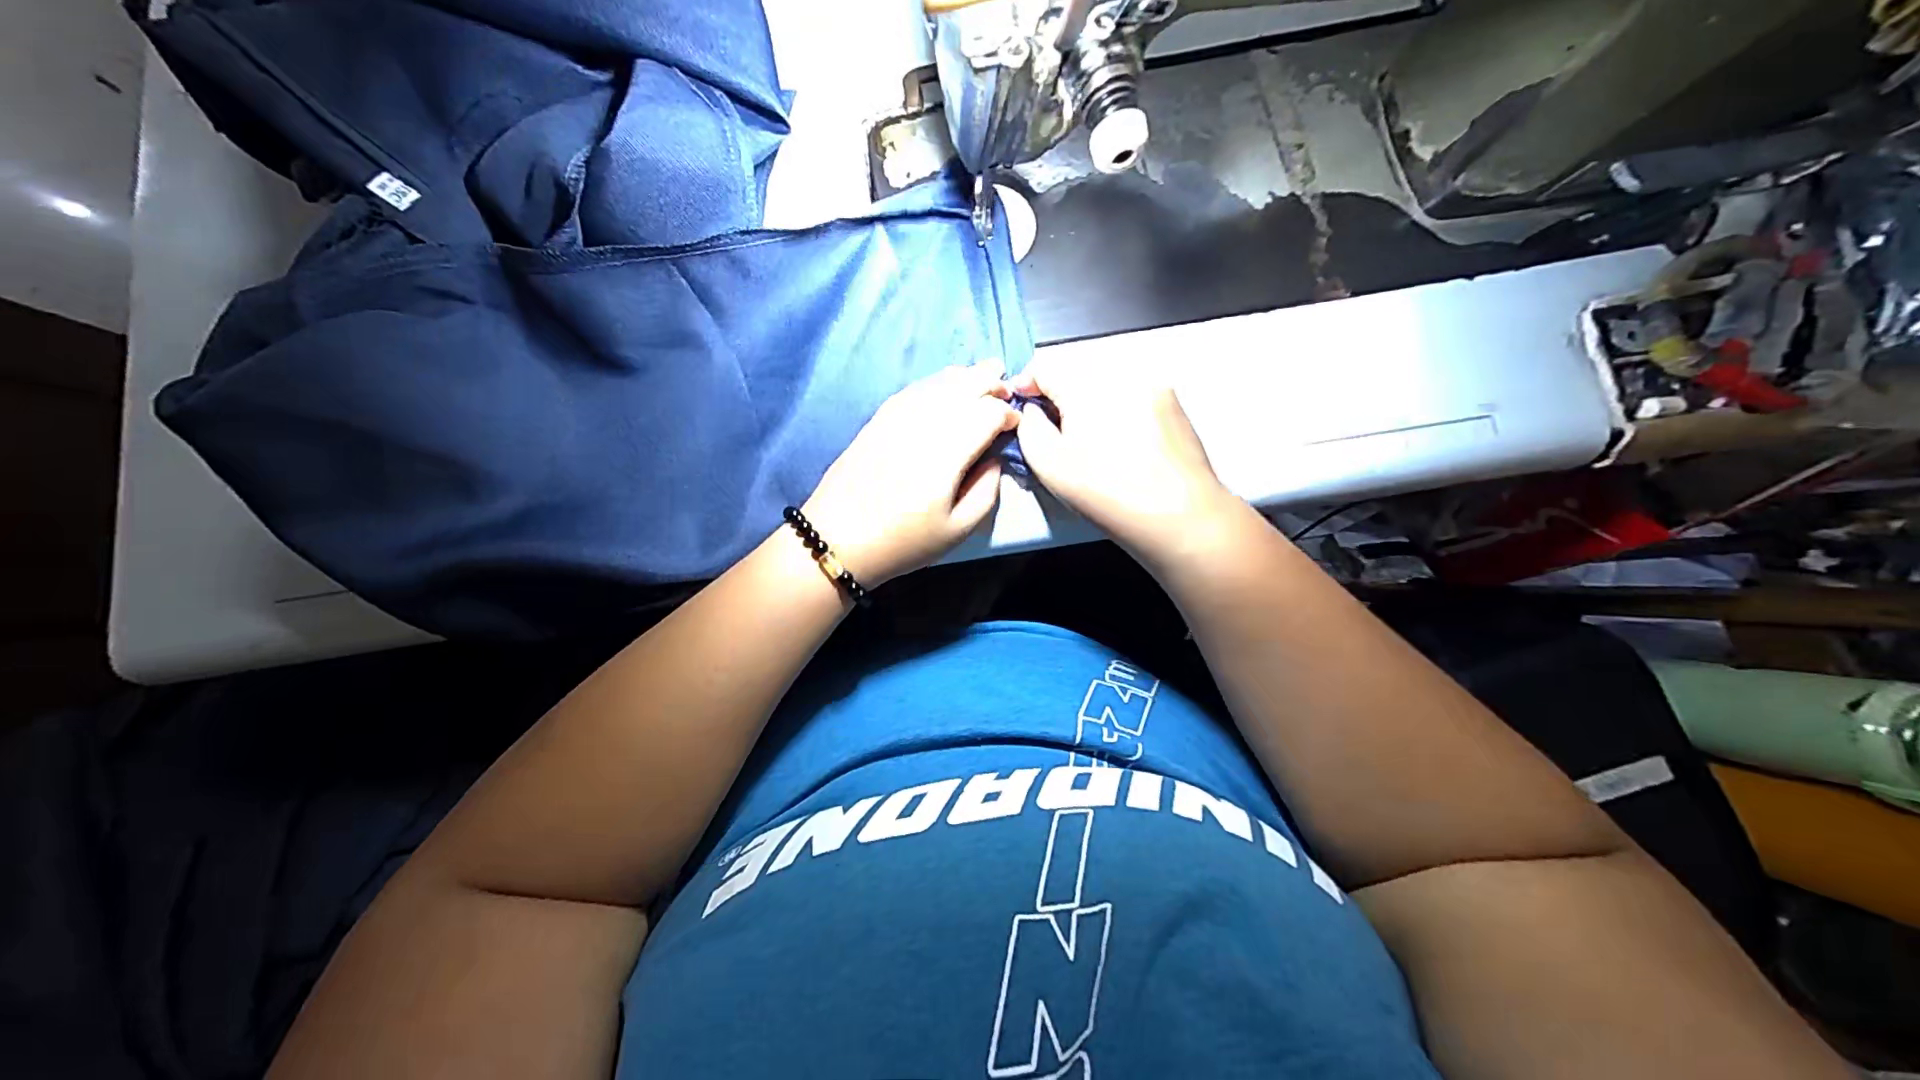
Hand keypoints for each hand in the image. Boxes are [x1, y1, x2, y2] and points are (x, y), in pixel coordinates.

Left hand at [800, 360, 1018, 586]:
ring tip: (984, 374)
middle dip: (991, 383)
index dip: (1009, 414)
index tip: (1016, 425)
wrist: (838, 539)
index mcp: (947, 453)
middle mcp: (924, 424)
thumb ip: (987, 491)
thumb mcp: (958, 530)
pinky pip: (915, 388)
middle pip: (965, 387)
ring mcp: (898, 416)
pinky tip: (946, 384)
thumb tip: (994, 459)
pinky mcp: (879, 418)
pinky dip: (937, 380)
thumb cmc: (902, 542)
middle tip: (1006, 388)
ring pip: (939, 382)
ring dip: (966, 376)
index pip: (989, 413)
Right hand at [1008, 356, 1243, 565]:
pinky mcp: (1172, 403)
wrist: (1179, 515)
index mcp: (1085, 386)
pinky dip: (1119, 413)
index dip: (1027, 386)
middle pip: (1076, 375)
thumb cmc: (1109, 493)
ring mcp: (1151, 386)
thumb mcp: (1049, 465)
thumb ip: (1028, 428)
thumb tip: (1033, 411)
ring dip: (1092, 405)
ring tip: (1093, 444)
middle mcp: (1120, 375)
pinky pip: (1133, 397)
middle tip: (1058, 435)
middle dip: (1061, 398)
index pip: (1044, 367)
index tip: (1024, 408)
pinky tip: (1123, 446)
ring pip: (1106, 386)